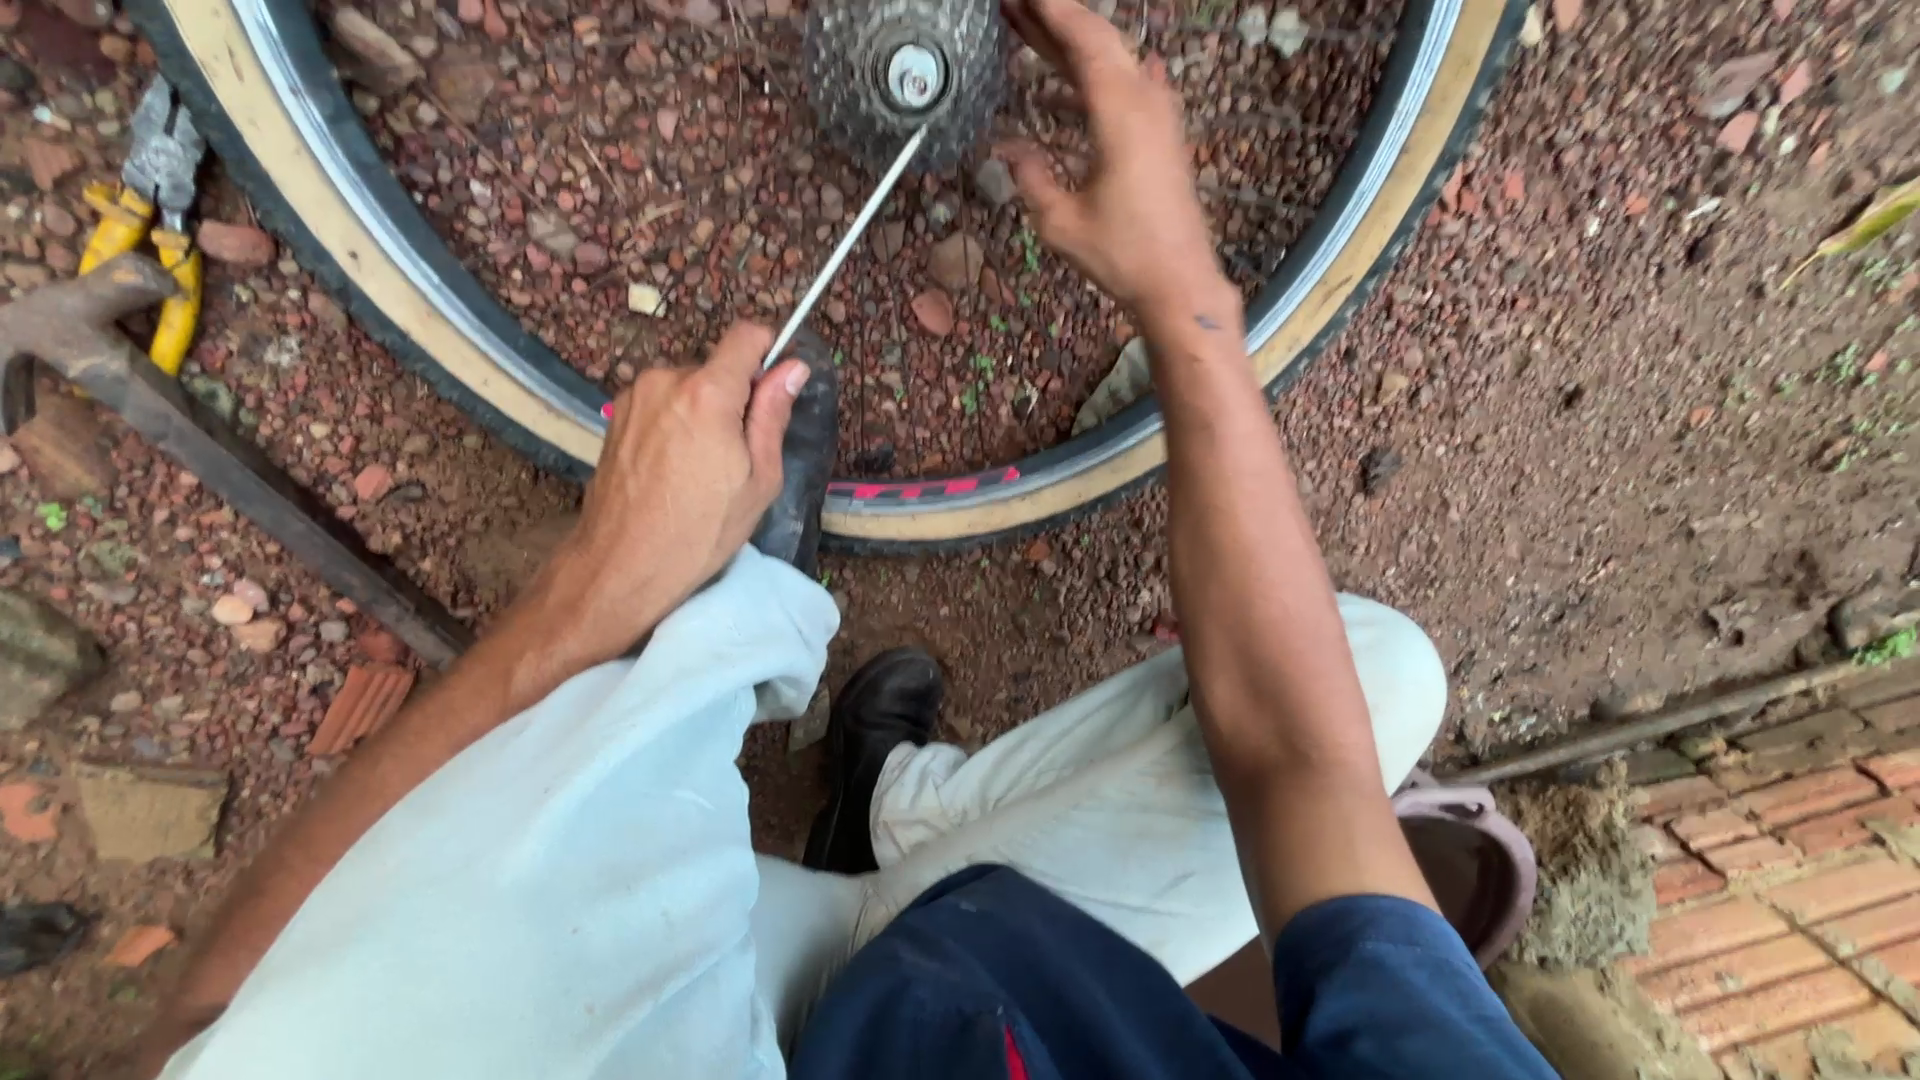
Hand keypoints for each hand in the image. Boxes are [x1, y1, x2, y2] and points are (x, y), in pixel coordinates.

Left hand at [528, 323, 809, 668]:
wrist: (622, 563)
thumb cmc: (701, 529)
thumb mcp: (759, 478)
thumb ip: (773, 415)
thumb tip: (793, 368)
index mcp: (706, 393)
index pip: (746, 336)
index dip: (770, 350)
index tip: (779, 381)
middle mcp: (665, 380)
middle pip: (717, 367)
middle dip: (736, 396)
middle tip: (741, 452)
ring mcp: (634, 396)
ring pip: (689, 387)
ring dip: (705, 412)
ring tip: (704, 467)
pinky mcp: (616, 415)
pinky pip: (662, 403)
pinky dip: (678, 423)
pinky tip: (676, 468)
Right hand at [999, 0, 1232, 323]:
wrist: (1179, 281)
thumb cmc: (1121, 255)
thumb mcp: (1061, 222)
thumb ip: (1031, 177)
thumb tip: (1006, 148)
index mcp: (1121, 112)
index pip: (1085, 39)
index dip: (1050, 11)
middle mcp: (1146, 101)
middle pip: (1099, 42)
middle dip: (1054, 22)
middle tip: (1015, 10)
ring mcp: (1159, 117)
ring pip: (1114, 64)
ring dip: (1072, 51)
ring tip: (1029, 41)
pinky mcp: (1162, 137)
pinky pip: (1127, 89)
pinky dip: (1093, 82)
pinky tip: (1067, 93)